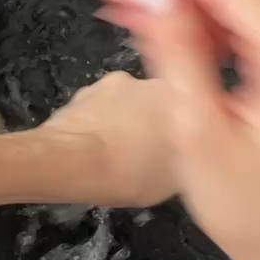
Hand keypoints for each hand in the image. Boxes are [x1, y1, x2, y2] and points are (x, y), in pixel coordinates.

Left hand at [33, 72, 175, 208]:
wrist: (70, 160)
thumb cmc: (131, 171)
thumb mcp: (175, 178)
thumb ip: (183, 155)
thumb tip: (178, 152)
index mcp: (177, 96)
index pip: (189, 108)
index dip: (181, 129)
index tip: (173, 149)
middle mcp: (145, 80)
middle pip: (155, 103)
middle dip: (150, 123)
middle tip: (145, 153)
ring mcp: (110, 83)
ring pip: (125, 104)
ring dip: (123, 121)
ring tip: (115, 152)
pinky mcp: (82, 91)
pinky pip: (99, 107)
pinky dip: (99, 122)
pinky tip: (92, 145)